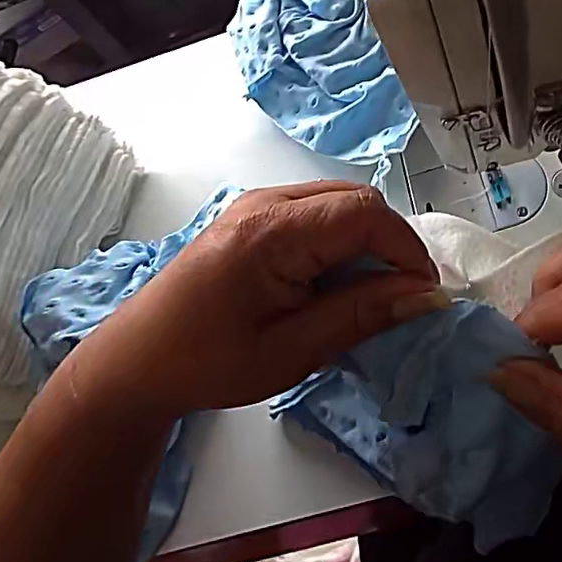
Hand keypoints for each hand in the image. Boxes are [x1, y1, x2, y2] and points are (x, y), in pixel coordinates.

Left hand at [68, 182, 441, 417]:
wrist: (138, 359)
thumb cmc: (208, 361)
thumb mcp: (292, 350)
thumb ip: (361, 314)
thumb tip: (424, 295)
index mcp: (272, 230)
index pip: (365, 215)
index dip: (406, 249)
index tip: (423, 293)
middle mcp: (267, 200)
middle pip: (357, 200)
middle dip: (390, 244)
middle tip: (399, 295)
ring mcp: (258, 202)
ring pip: (340, 201)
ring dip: (367, 241)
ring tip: (368, 292)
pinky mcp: (255, 213)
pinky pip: (318, 211)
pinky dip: (342, 239)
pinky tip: (334, 280)